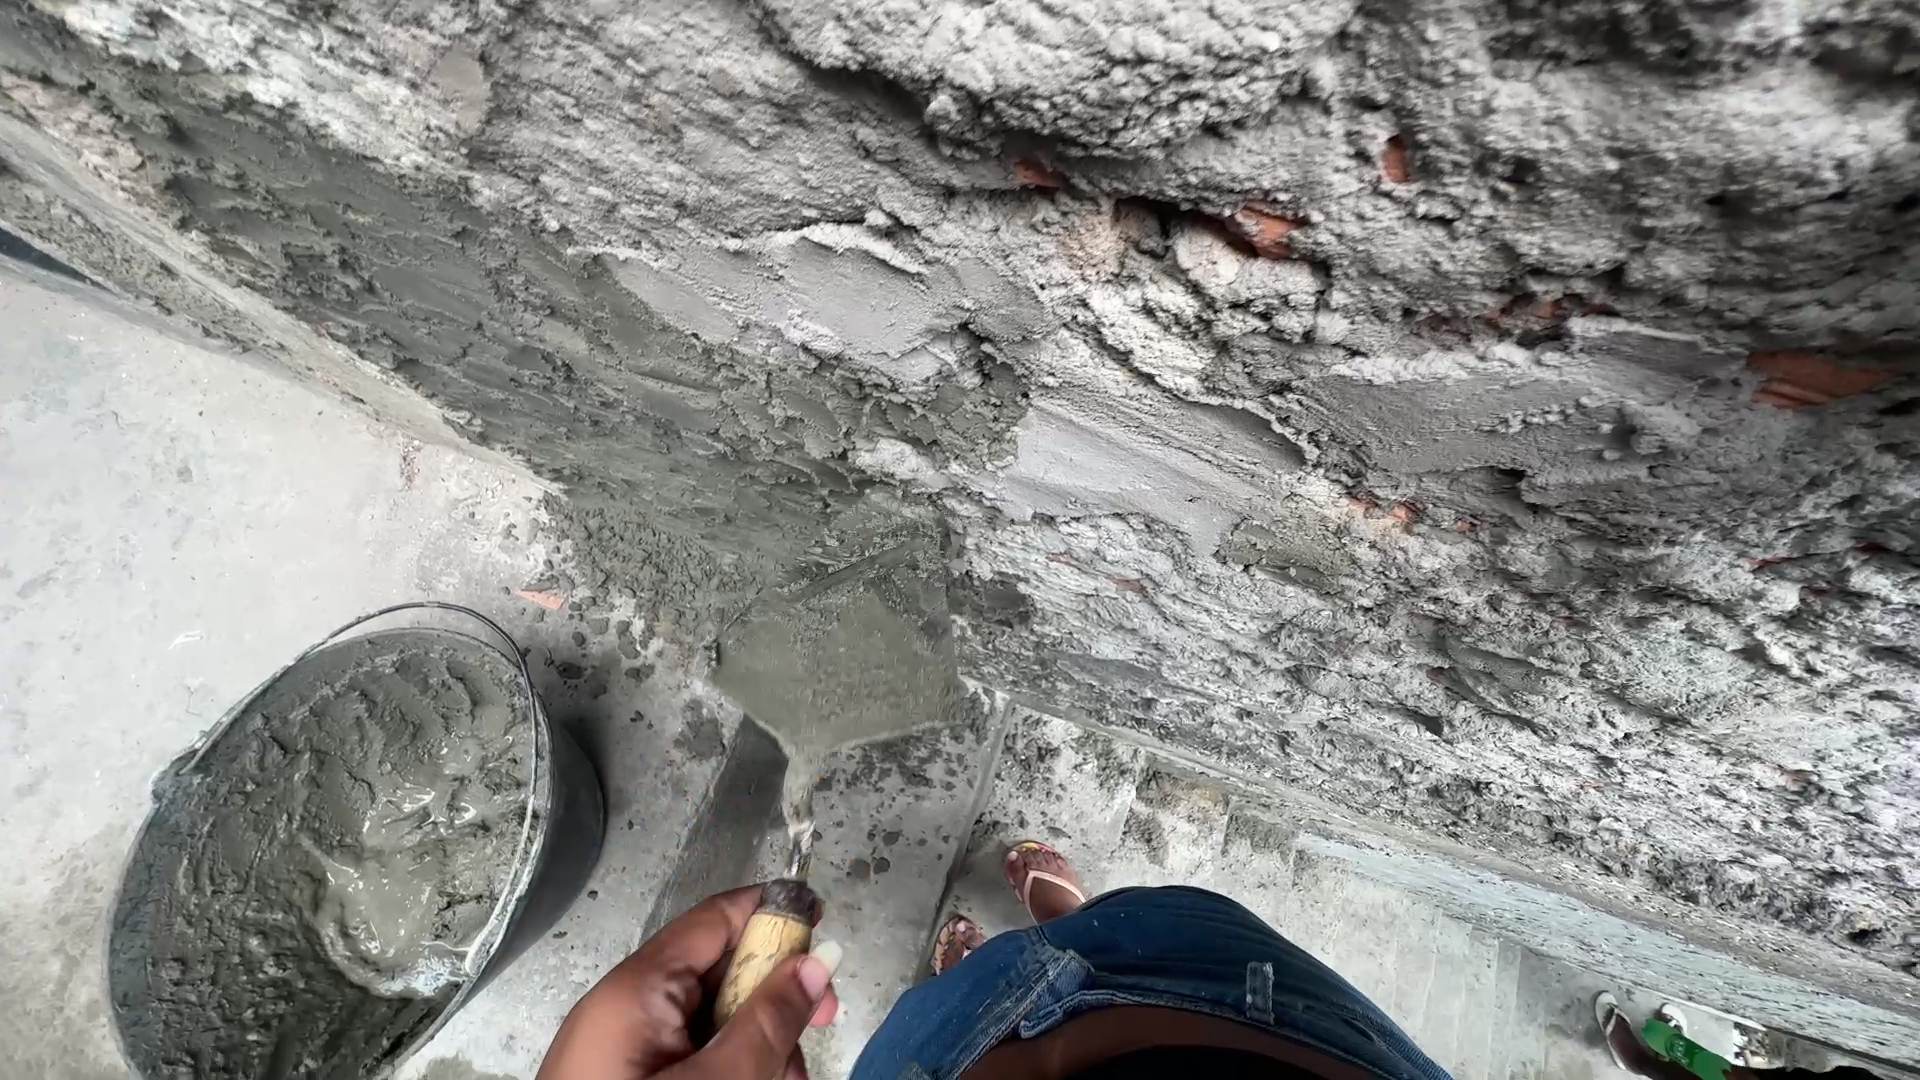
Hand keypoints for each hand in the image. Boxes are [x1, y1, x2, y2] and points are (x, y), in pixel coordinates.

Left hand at [537, 884, 841, 1079]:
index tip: (822, 921)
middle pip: (719, 970)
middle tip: (825, 1017)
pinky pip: (692, 1057)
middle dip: (775, 994)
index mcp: (636, 990)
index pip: (716, 918)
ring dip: (761, 1042)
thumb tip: (816, 962)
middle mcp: (625, 1010)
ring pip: (712, 1020)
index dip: (770, 910)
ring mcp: (623, 1055)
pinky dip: (731, 1067)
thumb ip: (771, 1019)